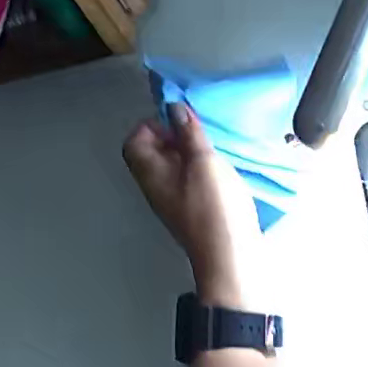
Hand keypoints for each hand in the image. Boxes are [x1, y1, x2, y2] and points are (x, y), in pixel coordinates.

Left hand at [123, 104, 267, 310]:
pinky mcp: (195, 216)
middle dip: (177, 140)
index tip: (182, 124)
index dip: (155, 125)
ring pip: (177, 171)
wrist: (232, 258)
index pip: (135, 140)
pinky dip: (204, 177)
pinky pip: (192, 187)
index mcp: (150, 173)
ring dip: (195, 159)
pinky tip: (225, 180)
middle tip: (203, 139)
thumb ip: (189, 133)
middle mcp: (157, 188)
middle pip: (156, 155)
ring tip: (217, 158)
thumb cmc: (215, 208)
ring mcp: (176, 204)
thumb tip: (175, 109)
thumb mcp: (204, 161)